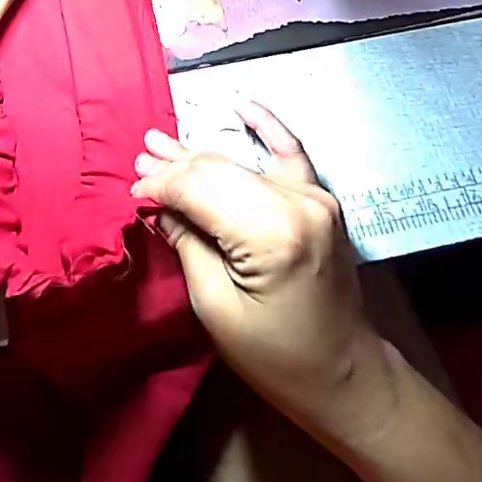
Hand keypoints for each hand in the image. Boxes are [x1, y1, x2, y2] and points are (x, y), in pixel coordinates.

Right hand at [132, 101, 399, 441]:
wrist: (346, 376)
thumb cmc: (276, 354)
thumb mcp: (215, 305)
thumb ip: (187, 242)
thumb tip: (159, 204)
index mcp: (271, 233)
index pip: (198, 189)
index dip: (161, 186)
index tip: (135, 193)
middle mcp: (296, 203)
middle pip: (217, 171)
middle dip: (174, 169)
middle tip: (140, 161)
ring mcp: (313, 196)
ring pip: (239, 164)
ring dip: (198, 155)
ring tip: (159, 143)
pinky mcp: (320, 198)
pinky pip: (290, 151)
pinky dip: (267, 126)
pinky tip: (243, 105)